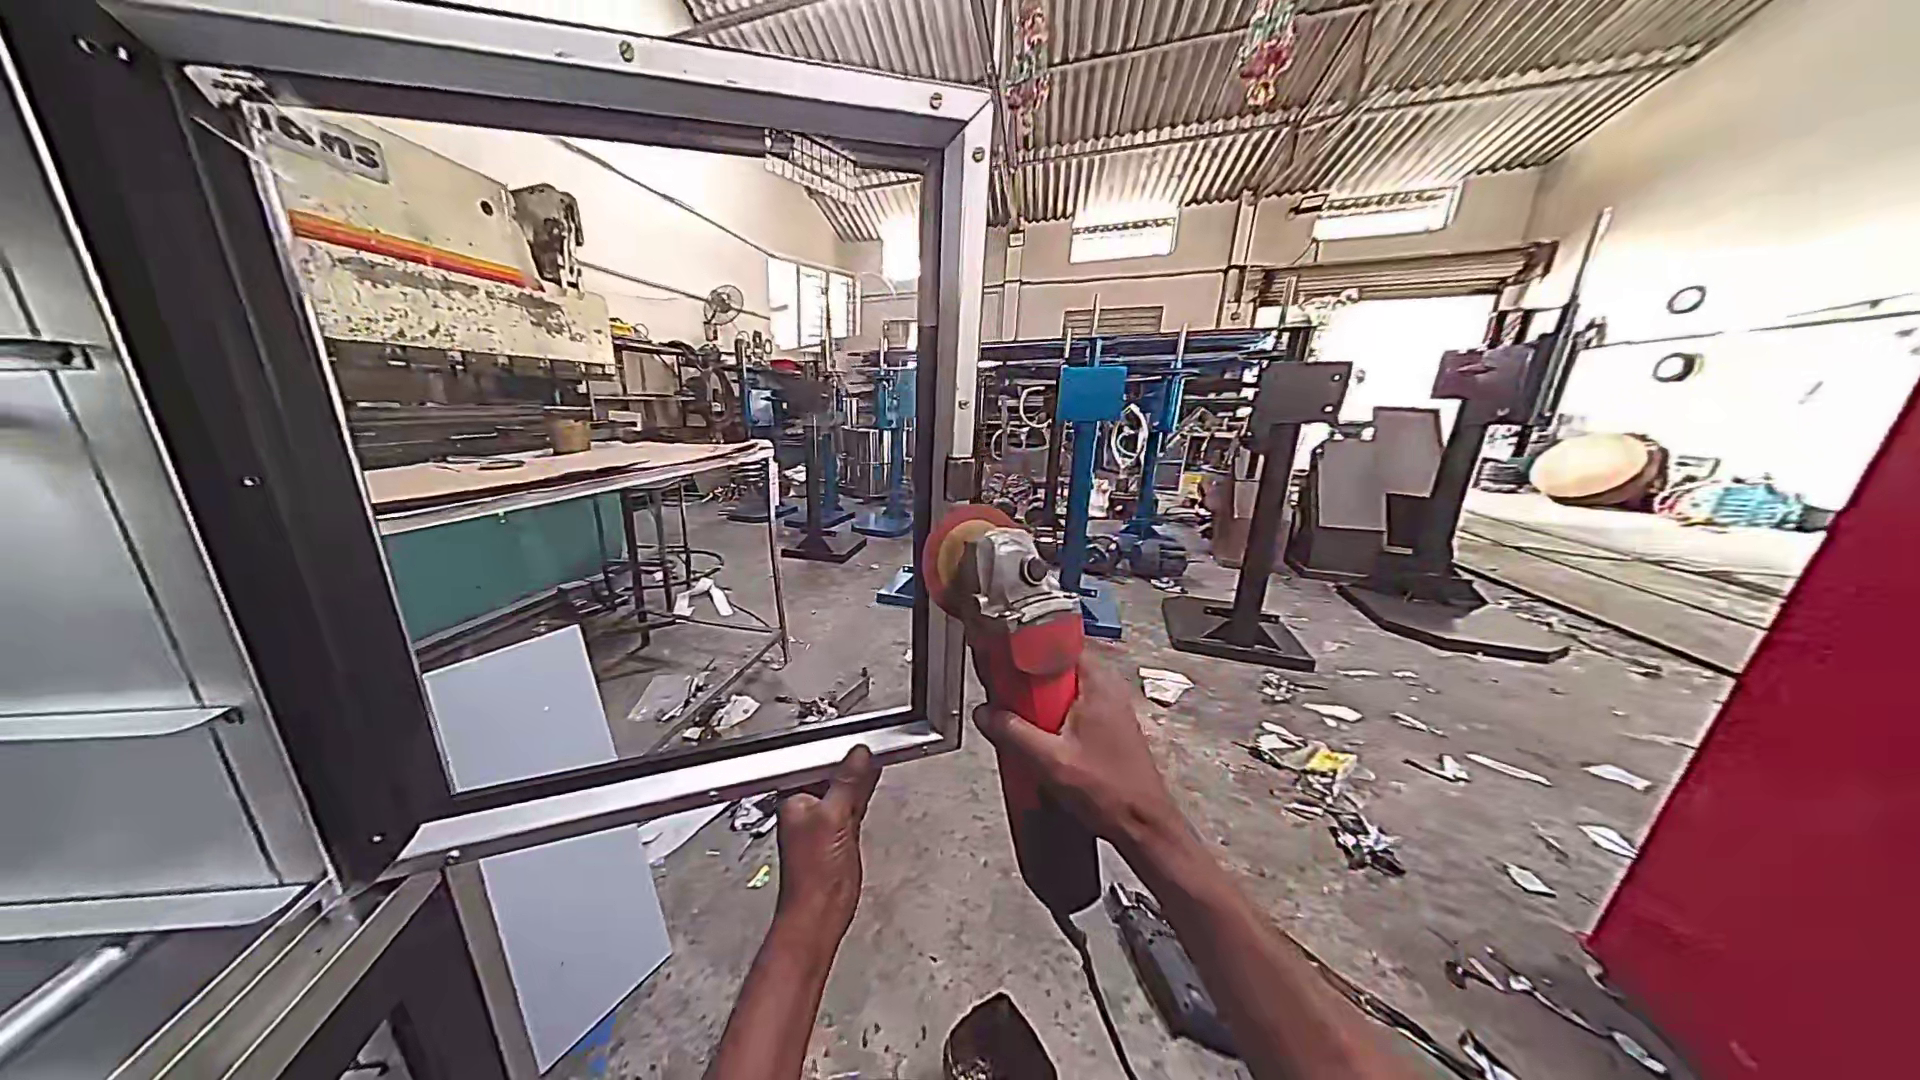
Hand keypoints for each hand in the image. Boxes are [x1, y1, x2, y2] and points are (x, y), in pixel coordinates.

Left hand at [774, 746, 879, 942]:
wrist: (821, 911)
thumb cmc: (811, 874)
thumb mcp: (832, 816)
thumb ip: (847, 783)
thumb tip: (858, 755)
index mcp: (793, 799)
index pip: (814, 763)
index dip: (832, 749)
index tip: (852, 737)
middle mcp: (807, 807)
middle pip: (831, 773)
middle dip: (848, 759)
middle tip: (868, 740)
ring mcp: (826, 819)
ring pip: (845, 786)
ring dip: (859, 772)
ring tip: (875, 752)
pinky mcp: (841, 831)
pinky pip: (854, 800)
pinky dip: (864, 788)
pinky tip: (873, 774)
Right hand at [972, 656, 1187, 857]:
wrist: (1143, 826)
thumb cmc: (1109, 791)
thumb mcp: (1050, 761)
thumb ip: (1013, 733)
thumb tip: (985, 713)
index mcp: (1098, 684)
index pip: (1060, 642)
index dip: (1030, 645)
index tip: (1006, 655)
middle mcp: (1107, 688)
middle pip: (1059, 665)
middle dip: (1030, 678)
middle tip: (1006, 693)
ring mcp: (1110, 706)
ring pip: (1065, 688)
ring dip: (1041, 700)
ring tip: (1018, 716)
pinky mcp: (1108, 725)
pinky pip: (1073, 706)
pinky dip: (1054, 714)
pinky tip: (1039, 736)